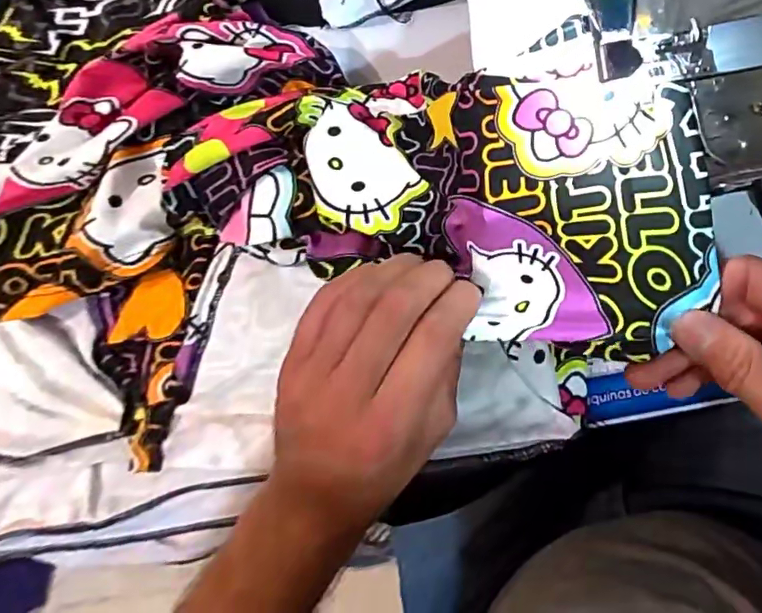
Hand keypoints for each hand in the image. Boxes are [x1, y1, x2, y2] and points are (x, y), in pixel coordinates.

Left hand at [181, 255, 478, 612]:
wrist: (312, 496)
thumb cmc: (385, 468)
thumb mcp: (435, 428)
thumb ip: (447, 369)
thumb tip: (454, 311)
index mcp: (391, 421)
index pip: (432, 338)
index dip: (457, 301)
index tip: (471, 290)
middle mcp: (348, 394)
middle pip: (394, 310)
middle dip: (430, 278)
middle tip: (447, 272)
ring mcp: (311, 374)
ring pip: (359, 298)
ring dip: (395, 270)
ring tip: (417, 265)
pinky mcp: (290, 360)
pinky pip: (325, 301)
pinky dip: (357, 277)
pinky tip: (380, 273)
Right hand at [627, 256, 761, 610]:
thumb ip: (733, 357)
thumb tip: (682, 318)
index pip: (749, 276)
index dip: (705, 290)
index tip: (661, 313)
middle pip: (738, 308)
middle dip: (691, 331)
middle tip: (643, 354)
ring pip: (738, 337)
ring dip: (697, 356)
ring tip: (649, 377)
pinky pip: (751, 362)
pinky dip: (719, 373)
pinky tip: (681, 386)